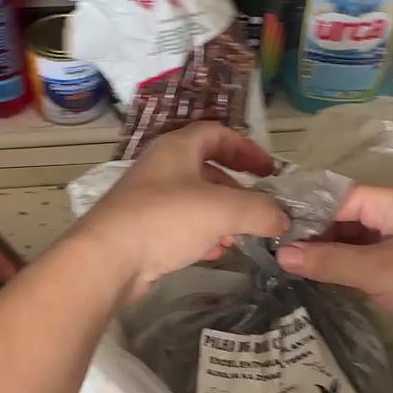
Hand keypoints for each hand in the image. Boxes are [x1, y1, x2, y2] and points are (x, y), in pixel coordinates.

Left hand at [73, 123, 288, 297]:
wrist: (108, 258)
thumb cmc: (165, 220)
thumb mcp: (223, 210)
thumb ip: (260, 211)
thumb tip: (284, 219)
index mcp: (177, 149)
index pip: (217, 134)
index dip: (246, 149)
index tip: (269, 170)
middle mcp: (161, 169)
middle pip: (206, 169)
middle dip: (236, 189)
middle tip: (258, 208)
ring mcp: (148, 200)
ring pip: (193, 200)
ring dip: (220, 216)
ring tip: (240, 235)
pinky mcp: (141, 230)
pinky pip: (179, 226)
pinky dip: (201, 235)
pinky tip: (214, 252)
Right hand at [275, 184, 392, 336]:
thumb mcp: (375, 271)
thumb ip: (327, 262)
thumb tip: (282, 255)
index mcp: (391, 201)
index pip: (337, 195)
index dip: (305, 210)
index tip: (271, 229)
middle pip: (341, 215)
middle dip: (312, 233)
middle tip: (275, 251)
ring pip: (350, 238)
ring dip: (325, 251)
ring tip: (288, 265)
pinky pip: (361, 257)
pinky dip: (341, 265)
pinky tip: (317, 276)